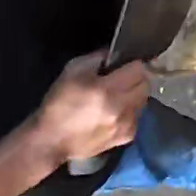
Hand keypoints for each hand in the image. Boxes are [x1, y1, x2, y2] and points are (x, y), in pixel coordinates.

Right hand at [28, 51, 150, 163]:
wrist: (49, 142)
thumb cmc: (58, 104)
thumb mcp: (70, 72)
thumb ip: (95, 58)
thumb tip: (113, 53)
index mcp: (107, 89)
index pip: (139, 69)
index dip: (132, 65)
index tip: (124, 67)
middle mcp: (122, 106)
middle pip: (146, 84)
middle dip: (137, 79)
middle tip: (122, 81)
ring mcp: (126, 122)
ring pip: (143, 101)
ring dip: (134, 96)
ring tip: (117, 98)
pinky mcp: (127, 136)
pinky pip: (137, 117)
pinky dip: (130, 113)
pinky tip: (114, 115)